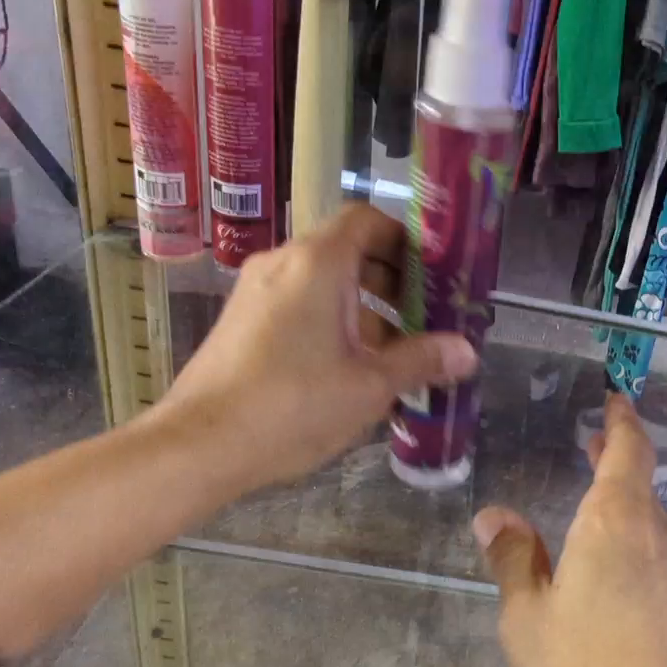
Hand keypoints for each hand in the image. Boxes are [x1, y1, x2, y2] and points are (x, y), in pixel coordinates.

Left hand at [149, 205, 476, 493]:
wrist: (200, 446)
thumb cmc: (293, 406)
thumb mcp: (370, 386)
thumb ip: (421, 361)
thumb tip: (467, 352)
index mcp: (317, 263)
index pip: (368, 220)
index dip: (407, 241)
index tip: (435, 275)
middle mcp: (283, 264)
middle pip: (348, 252)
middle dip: (392, 283)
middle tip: (425, 320)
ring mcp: (256, 293)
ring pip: (324, 285)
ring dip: (365, 311)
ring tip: (396, 358)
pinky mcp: (242, 324)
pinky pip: (299, 307)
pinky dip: (333, 325)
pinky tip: (353, 374)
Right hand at [472, 393, 666, 666]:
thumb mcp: (526, 617)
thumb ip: (514, 558)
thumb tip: (496, 516)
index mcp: (618, 523)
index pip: (629, 450)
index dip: (622, 421)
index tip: (614, 399)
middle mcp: (660, 540)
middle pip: (641, 487)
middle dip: (616, 464)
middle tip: (590, 450)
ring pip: (651, 529)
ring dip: (622, 513)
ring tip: (587, 523)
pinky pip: (659, 565)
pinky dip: (634, 553)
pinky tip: (610, 586)